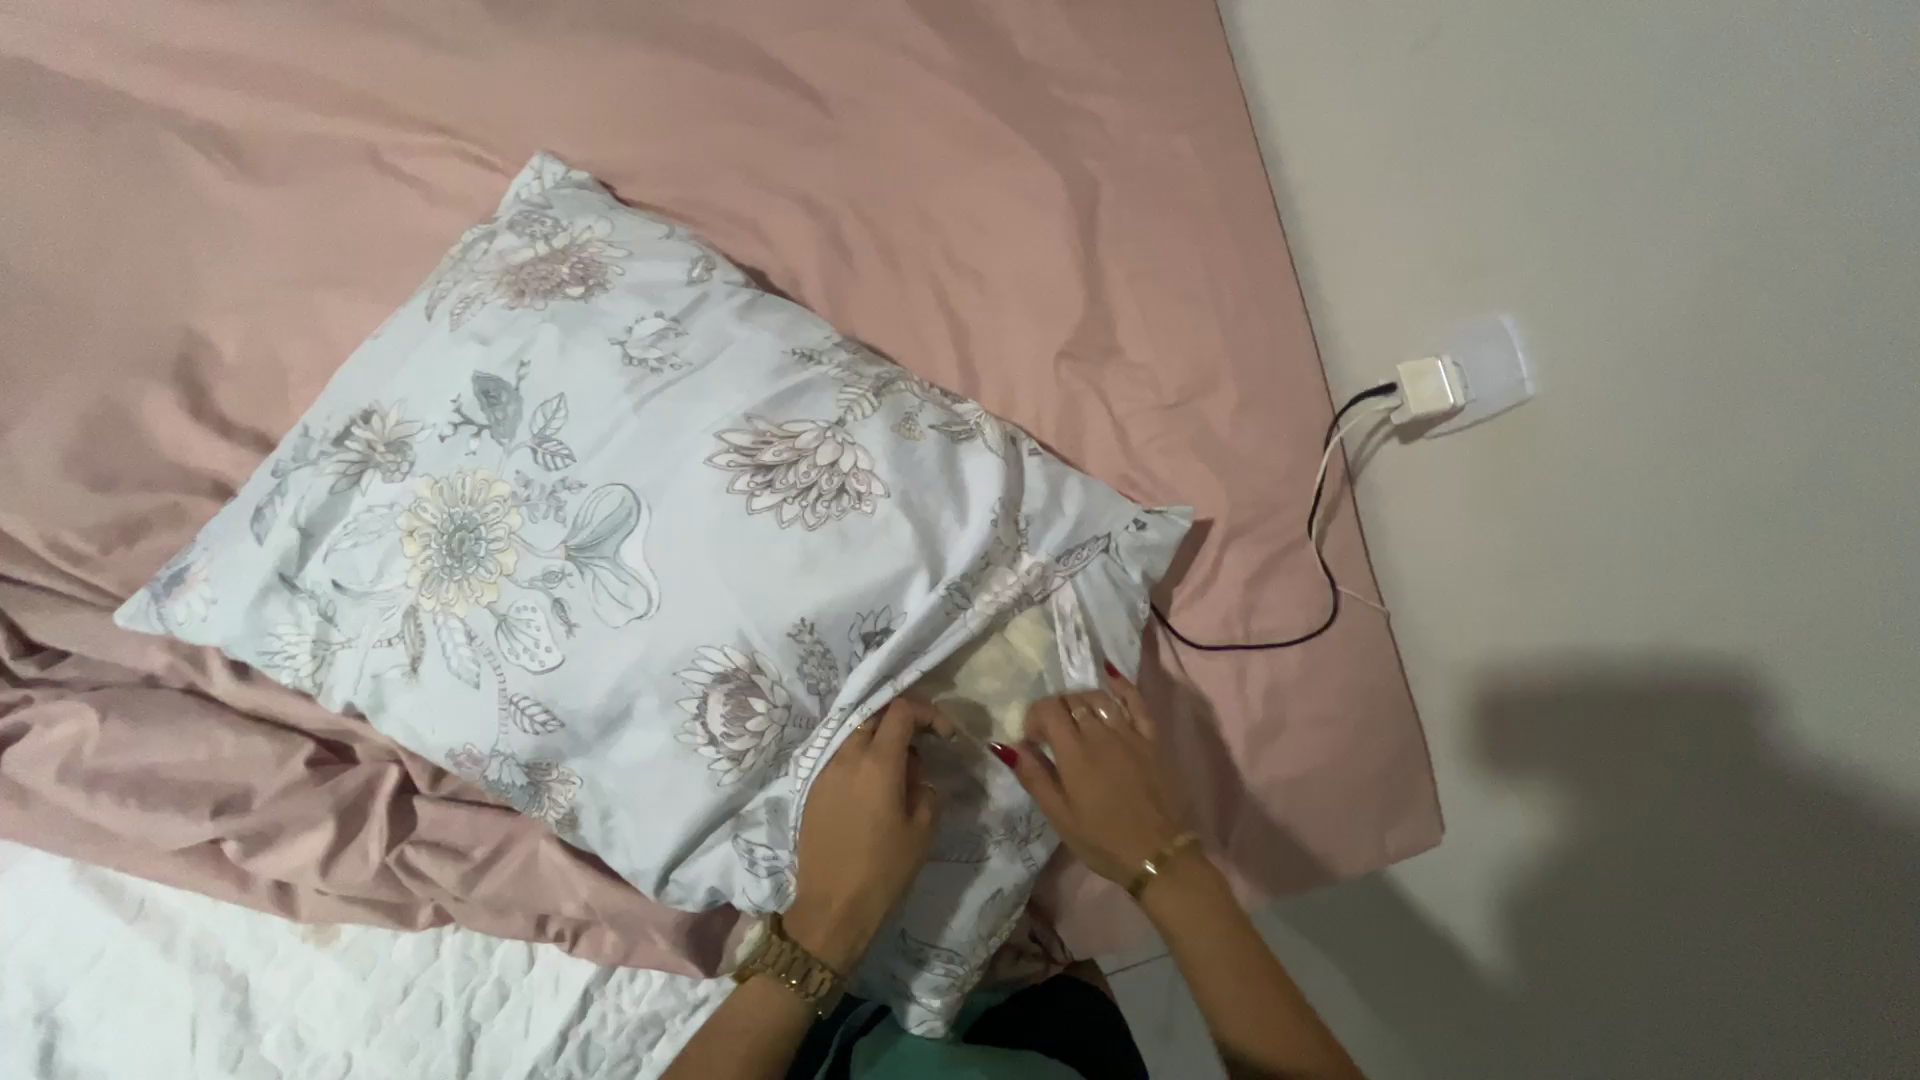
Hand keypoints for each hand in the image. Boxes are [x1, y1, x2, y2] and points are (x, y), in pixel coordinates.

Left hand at [786, 699, 947, 971]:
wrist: (831, 908)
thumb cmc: (883, 870)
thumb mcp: (922, 830)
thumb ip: (925, 789)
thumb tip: (916, 776)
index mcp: (877, 762)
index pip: (902, 710)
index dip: (928, 713)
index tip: (943, 736)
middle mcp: (847, 756)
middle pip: (874, 716)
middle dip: (902, 723)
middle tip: (922, 748)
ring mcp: (825, 770)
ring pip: (855, 735)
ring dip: (879, 741)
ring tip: (898, 773)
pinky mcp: (813, 788)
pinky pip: (840, 757)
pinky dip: (860, 759)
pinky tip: (873, 790)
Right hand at [994, 666, 1191, 887]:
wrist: (1159, 855)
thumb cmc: (1103, 840)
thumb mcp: (1059, 815)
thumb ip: (1033, 776)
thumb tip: (1007, 745)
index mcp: (1074, 752)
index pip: (1048, 709)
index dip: (1035, 717)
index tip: (1033, 740)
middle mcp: (1101, 733)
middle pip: (1072, 700)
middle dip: (1056, 709)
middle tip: (1052, 733)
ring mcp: (1130, 733)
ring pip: (1099, 697)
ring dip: (1081, 699)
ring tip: (1076, 716)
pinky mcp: (1152, 739)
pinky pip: (1136, 702)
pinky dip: (1122, 685)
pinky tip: (1109, 676)